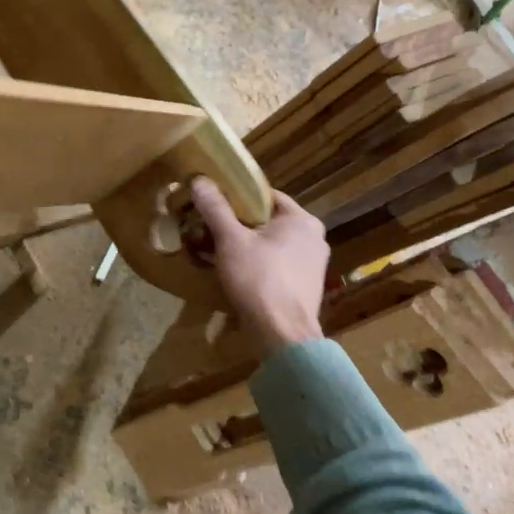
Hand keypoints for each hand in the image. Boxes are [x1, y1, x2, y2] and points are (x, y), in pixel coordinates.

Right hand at [189, 177, 328, 354]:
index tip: (212, 202)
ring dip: (244, 243)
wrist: (281, 334)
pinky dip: (255, 262)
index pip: (265, 195)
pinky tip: (233, 270)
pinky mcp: (305, 285)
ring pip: (270, 242)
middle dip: (236, 222)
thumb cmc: (258, 279)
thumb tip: (199, 179)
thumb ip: (215, 208)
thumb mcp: (230, 240)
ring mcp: (312, 264)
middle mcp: (313, 238)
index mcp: (302, 220)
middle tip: (208, 226)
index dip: (237, 196)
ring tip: (214, 248)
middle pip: (266, 220)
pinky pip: (275, 262)